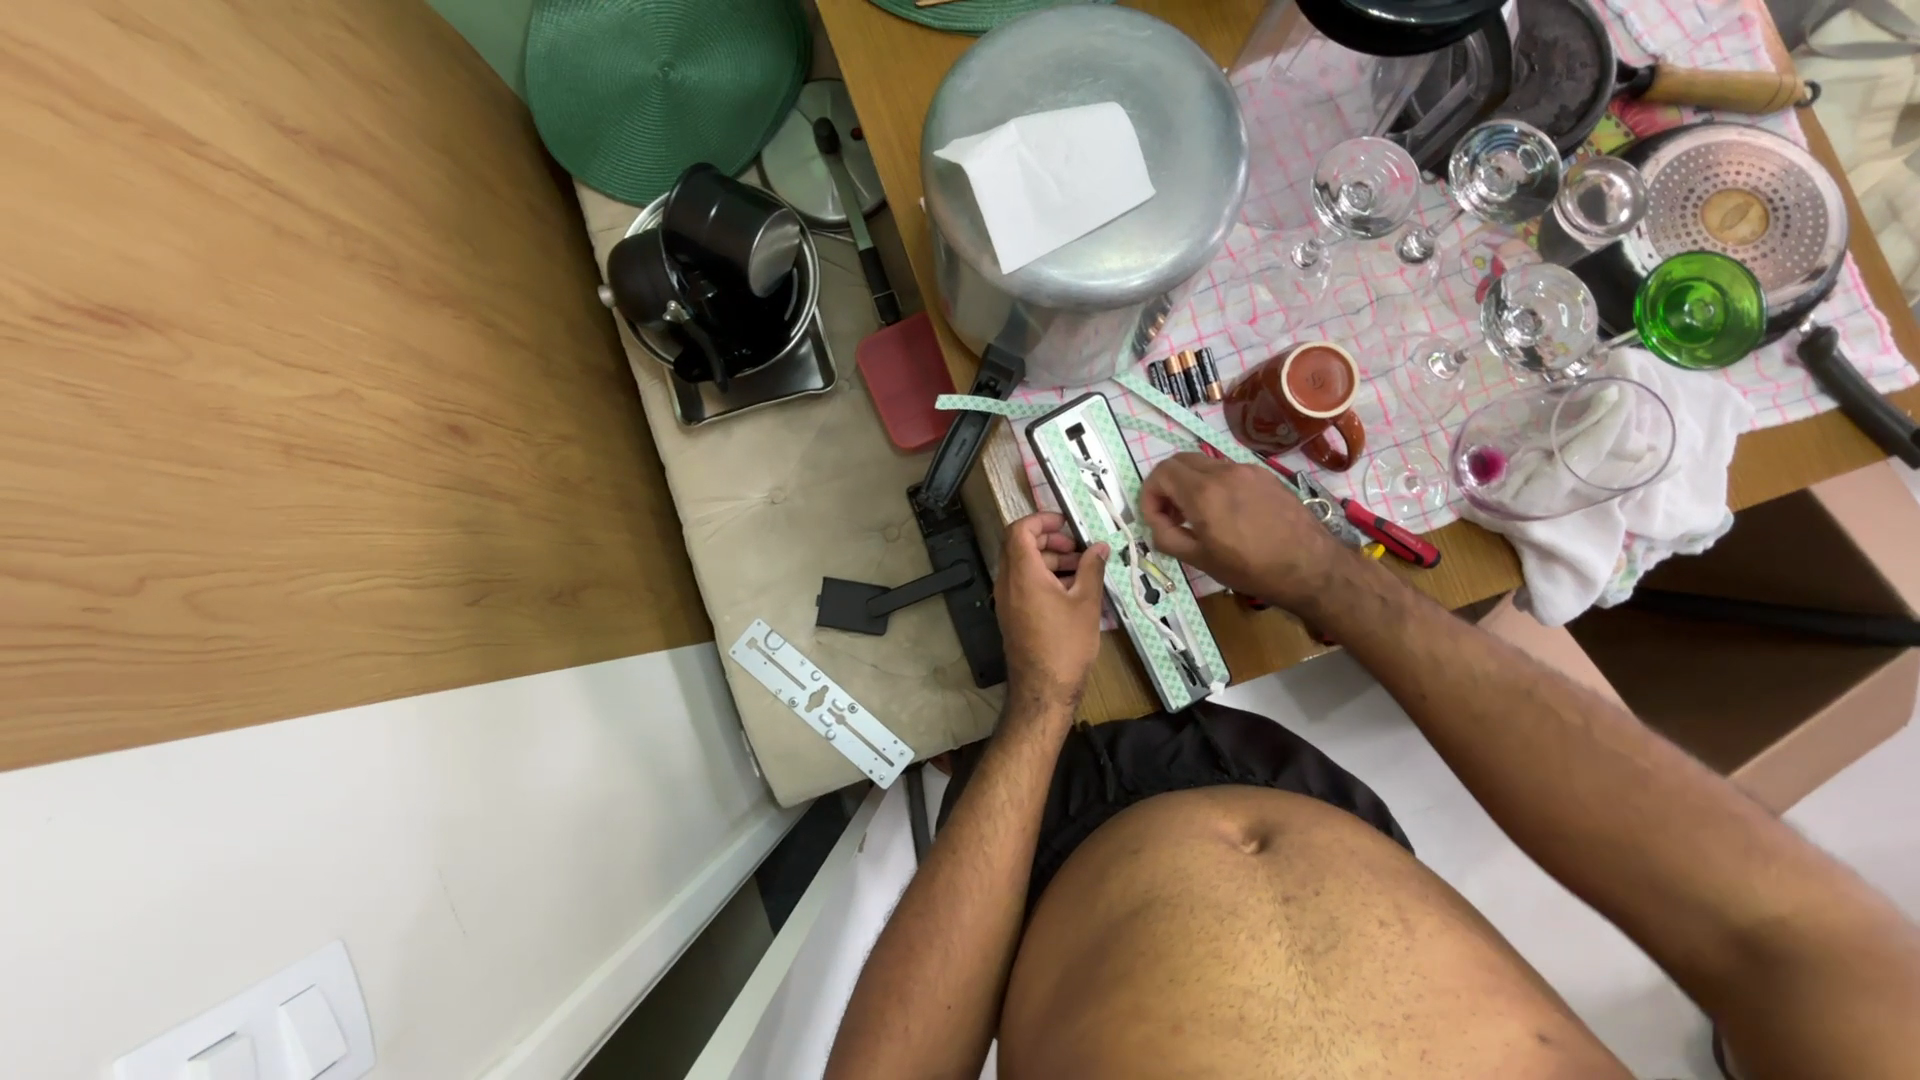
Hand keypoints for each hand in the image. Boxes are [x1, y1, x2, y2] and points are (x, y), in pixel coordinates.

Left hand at [994, 512, 1109, 711]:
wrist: (1043, 689)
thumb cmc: (1066, 644)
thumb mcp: (1086, 603)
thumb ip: (1092, 569)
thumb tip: (1100, 547)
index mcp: (1022, 574)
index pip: (1019, 530)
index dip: (1041, 520)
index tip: (1066, 524)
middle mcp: (1007, 583)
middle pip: (1019, 546)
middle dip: (1049, 540)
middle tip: (1077, 547)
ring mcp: (1006, 600)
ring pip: (1022, 566)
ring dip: (1049, 560)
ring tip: (1081, 569)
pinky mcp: (1011, 615)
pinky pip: (1022, 584)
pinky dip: (1043, 578)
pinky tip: (1071, 590)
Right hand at [1139, 453, 1348, 610]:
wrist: (1311, 567)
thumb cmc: (1252, 569)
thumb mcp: (1200, 560)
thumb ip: (1167, 537)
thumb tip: (1156, 525)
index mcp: (1203, 493)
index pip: (1160, 473)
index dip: (1149, 496)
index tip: (1157, 520)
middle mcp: (1223, 472)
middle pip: (1179, 461)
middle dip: (1166, 485)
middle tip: (1171, 515)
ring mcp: (1246, 470)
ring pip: (1203, 464)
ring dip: (1190, 484)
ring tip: (1198, 516)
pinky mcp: (1265, 475)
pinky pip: (1227, 471)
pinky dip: (1214, 485)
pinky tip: (1226, 514)